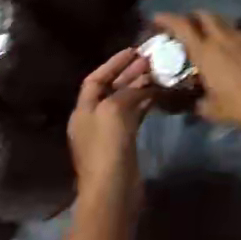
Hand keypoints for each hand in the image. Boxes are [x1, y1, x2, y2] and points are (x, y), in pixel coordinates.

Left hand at [67, 48, 153, 202]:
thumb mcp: (115, 108)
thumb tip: (144, 83)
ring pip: (124, 101)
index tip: (134, 50)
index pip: (95, 78)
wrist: (113, 189)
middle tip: (151, 60)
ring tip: (157, 73)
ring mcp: (108, 133)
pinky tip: (158, 94)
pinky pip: (134, 115)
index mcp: (83, 110)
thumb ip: (128, 90)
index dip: (113, 63)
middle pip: (111, 89)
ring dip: (139, 87)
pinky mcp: (123, 143)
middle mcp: (93, 119)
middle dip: (130, 73)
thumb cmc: (108, 145)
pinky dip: (145, 103)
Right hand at [151, 12, 240, 133]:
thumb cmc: (238, 106)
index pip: (182, 26)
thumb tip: (192, 99)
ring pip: (225, 23)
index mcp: (205, 51)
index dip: (168, 19)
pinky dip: (234, 39)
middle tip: (188, 27)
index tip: (158, 17)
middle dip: (194, 17)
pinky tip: (237, 54)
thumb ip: (195, 100)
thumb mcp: (209, 108)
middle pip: (205, 15)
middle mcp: (223, 37)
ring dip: (215, 27)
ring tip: (213, 41)